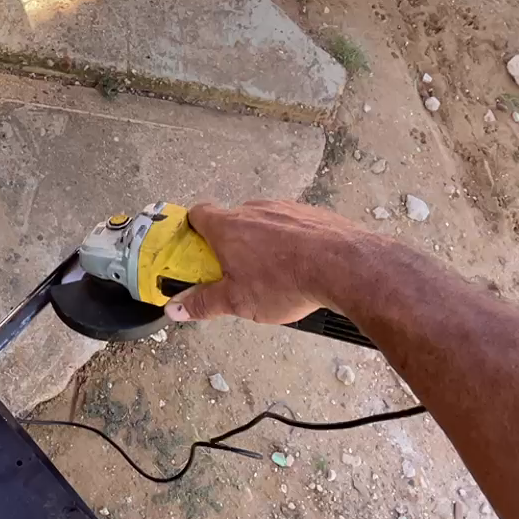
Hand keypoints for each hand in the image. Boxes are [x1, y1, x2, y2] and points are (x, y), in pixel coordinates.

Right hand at [165, 200, 376, 324]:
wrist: (344, 267)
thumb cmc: (285, 281)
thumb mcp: (236, 301)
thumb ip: (203, 303)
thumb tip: (175, 308)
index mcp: (227, 227)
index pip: (198, 214)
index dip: (192, 228)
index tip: (194, 249)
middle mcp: (253, 210)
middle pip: (231, 221)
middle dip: (230, 244)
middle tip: (235, 272)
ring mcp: (285, 209)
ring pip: (263, 223)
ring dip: (262, 243)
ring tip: (273, 274)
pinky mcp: (312, 214)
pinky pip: (292, 226)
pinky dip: (291, 242)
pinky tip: (300, 267)